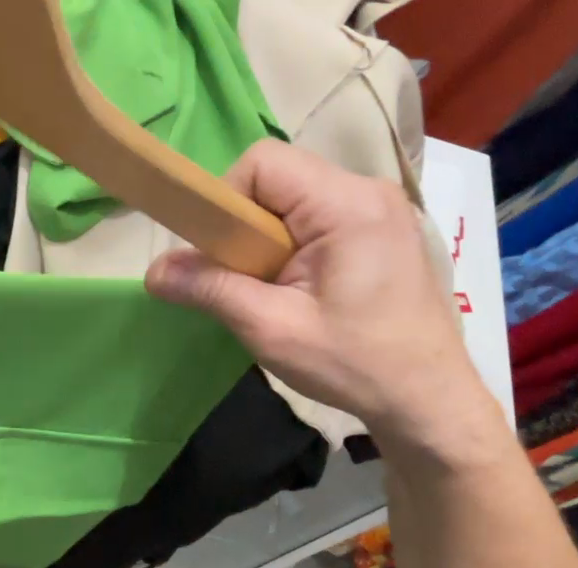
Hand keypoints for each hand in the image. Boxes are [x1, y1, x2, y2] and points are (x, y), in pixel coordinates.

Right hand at [145, 140, 498, 458]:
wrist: (423, 394)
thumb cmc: (351, 361)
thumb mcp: (271, 328)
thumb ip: (211, 290)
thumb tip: (153, 271)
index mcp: (346, 204)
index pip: (263, 164)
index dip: (224, 202)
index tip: (216, 255)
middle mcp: (366, 191)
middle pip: (276, 179)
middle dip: (241, 227)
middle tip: (240, 282)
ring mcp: (375, 210)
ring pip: (290, 202)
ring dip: (261, 242)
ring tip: (267, 293)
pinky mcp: (375, 232)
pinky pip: (311, 220)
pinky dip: (285, 249)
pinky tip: (291, 292)